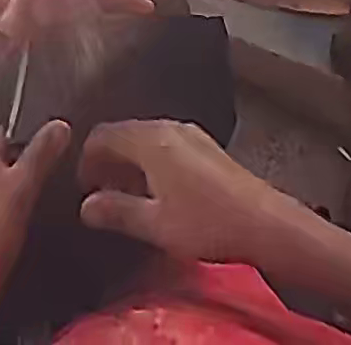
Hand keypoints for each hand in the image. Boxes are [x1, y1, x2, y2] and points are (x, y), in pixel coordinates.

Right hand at [76, 119, 325, 265]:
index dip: (86, 159)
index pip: (102, 135)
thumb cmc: (208, 223)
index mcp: (149, 139)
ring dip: (128, 162)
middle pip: (122, 133)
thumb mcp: (156, 225)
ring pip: (143, 138)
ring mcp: (188, 133)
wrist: (268, 224)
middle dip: (106, 160)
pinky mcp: (204, 145)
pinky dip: (149, 161)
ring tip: (127, 196)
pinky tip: (157, 191)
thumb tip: (85, 206)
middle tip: (101, 194)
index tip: (82, 187)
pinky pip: (163, 143)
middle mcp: (166, 127)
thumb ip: (117, 212)